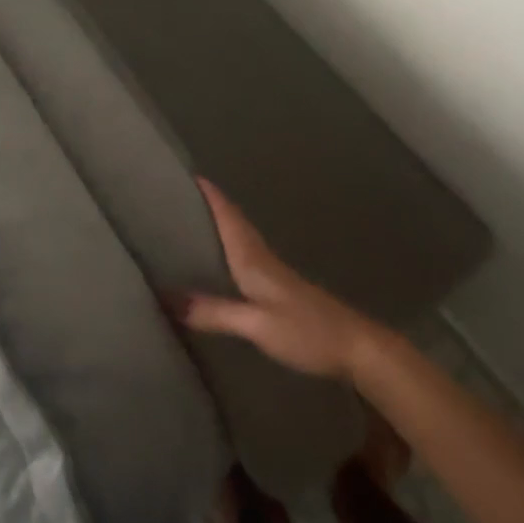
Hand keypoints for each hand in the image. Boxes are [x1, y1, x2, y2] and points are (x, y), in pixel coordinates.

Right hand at [173, 178, 373, 378]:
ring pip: (239, 241)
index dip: (211, 195)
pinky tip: (218, 264)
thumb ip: (214, 312)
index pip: (229, 217)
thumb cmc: (308, 331)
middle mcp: (262, 260)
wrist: (357, 348)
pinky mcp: (280, 292)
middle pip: (233, 224)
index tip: (188, 173)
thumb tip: (166, 297)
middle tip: (178, 196)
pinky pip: (245, 260)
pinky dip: (228, 251)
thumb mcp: (257, 324)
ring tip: (189, 225)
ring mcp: (274, 276)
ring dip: (218, 228)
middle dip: (209, 207)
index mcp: (254, 260)